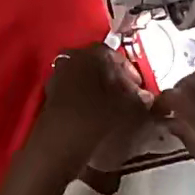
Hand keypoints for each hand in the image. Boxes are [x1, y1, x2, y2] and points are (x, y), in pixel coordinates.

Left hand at [24, 45, 151, 188]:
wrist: (63, 140)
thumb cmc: (100, 117)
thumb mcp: (130, 109)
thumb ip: (140, 101)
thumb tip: (145, 98)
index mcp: (92, 54)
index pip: (115, 56)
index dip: (130, 72)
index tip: (139, 89)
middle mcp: (72, 58)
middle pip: (97, 66)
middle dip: (113, 80)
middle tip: (127, 97)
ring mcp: (57, 76)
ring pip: (83, 78)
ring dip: (97, 90)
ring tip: (111, 109)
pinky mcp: (49, 95)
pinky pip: (72, 91)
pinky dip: (83, 99)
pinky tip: (93, 116)